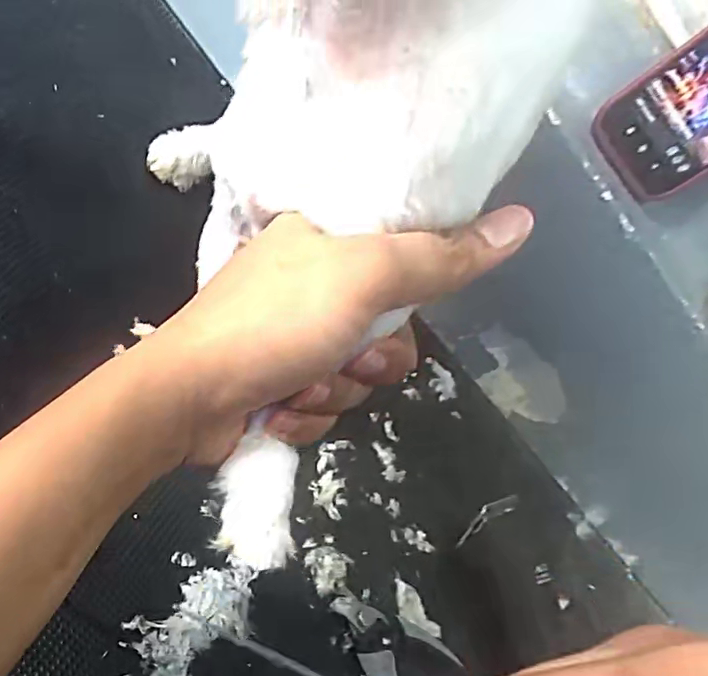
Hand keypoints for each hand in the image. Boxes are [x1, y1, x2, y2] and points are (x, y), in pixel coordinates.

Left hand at [143, 208, 532, 463]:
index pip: (400, 258)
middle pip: (384, 330)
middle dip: (370, 359)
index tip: (396, 310)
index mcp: (319, 241)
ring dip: (332, 393)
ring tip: (295, 389)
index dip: (410, 293)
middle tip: (346, 358)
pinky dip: (302, 418)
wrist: (187, 399)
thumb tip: (520, 224)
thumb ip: (439, 259)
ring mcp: (285, 345)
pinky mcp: (271, 393)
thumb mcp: (363, 278)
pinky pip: (318, 411)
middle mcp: (303, 290)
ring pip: (351, 379)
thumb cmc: (271, 326)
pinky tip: (275, 414)